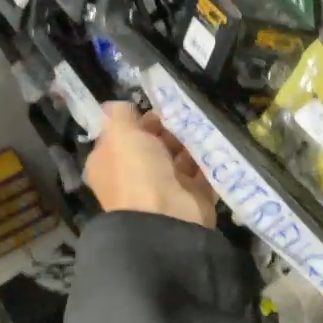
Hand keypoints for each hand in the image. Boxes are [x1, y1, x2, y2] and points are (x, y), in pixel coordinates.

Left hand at [86, 102, 217, 227]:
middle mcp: (135, 176)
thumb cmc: (135, 171)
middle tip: (182, 118)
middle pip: (154, 145)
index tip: (156, 110)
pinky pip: (201, 172)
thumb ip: (119, 114)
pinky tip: (213, 144)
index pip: (123, 136)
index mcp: (110, 163)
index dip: (138, 121)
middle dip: (169, 130)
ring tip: (200, 128)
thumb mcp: (118, 132)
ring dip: (190, 143)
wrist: (165, 216)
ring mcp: (164, 188)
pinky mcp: (191, 196)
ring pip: (179, 157)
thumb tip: (122, 106)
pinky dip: (207, 159)